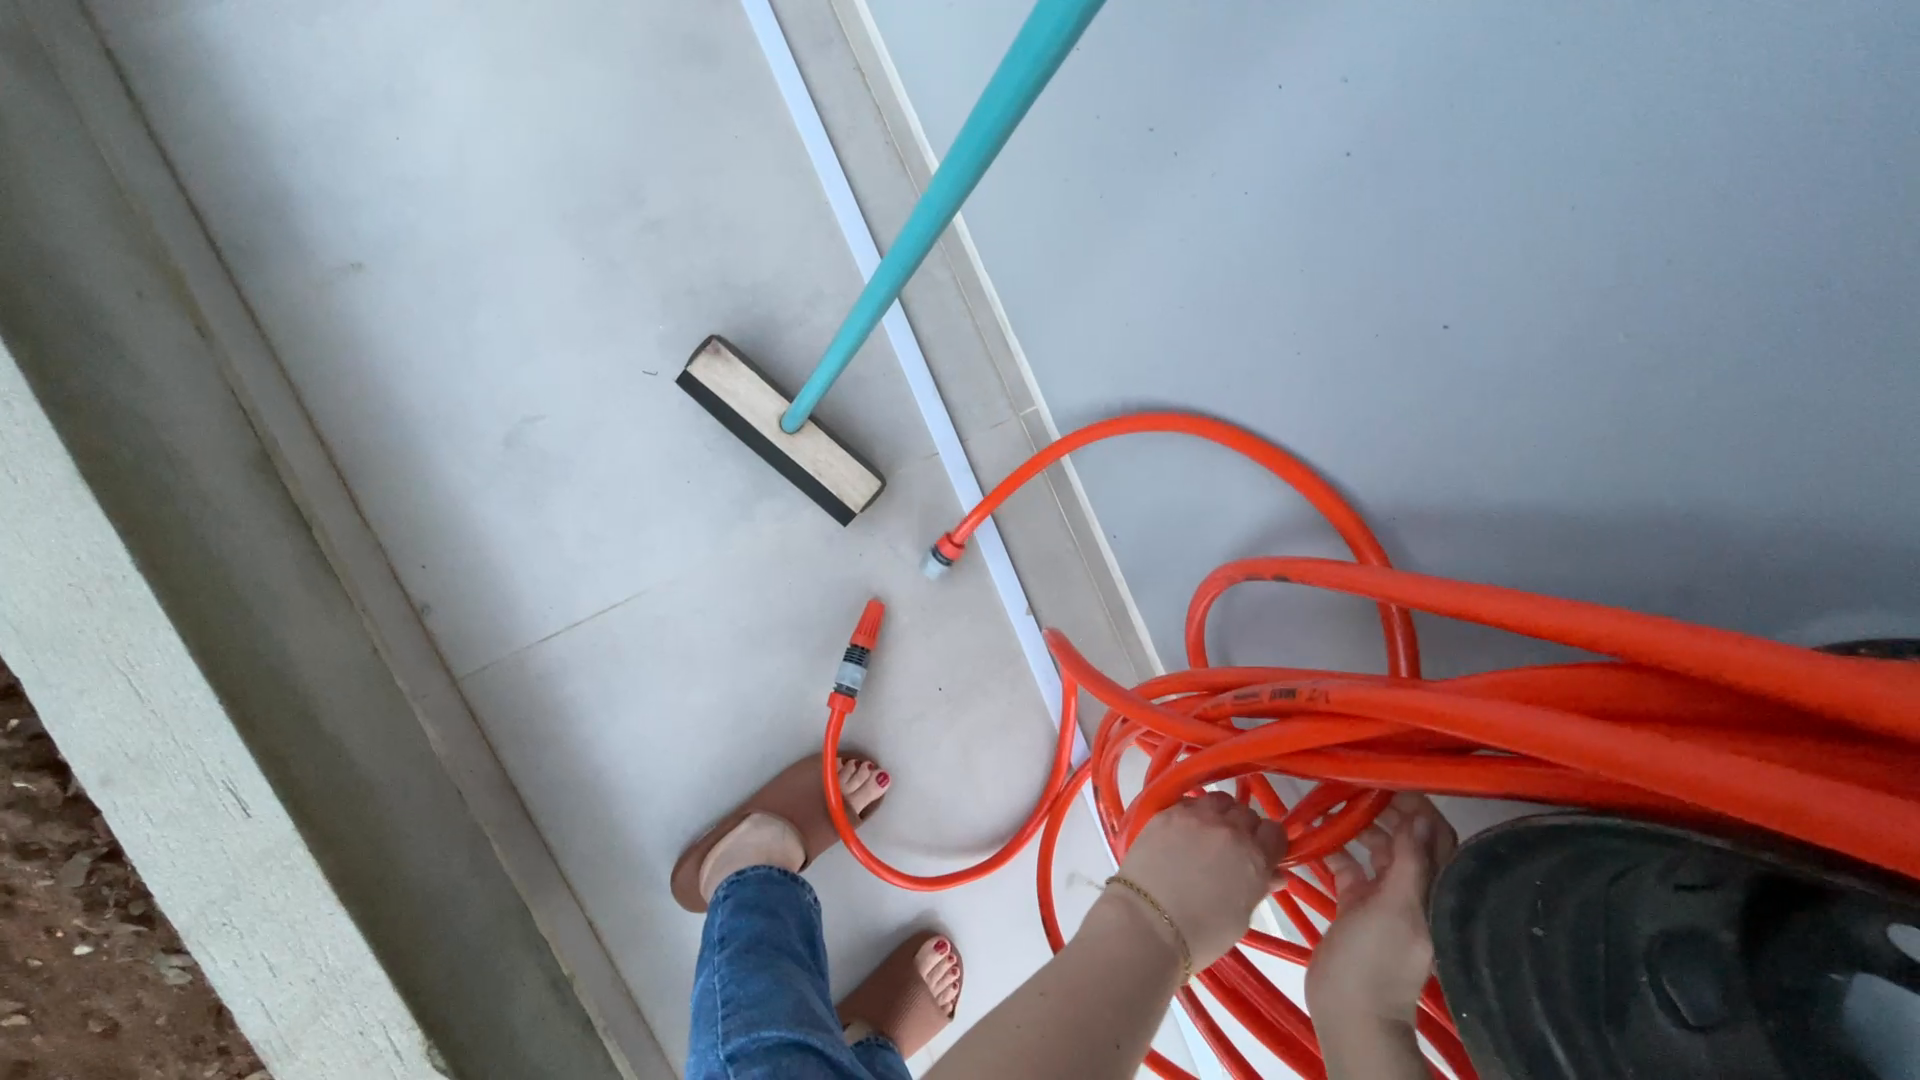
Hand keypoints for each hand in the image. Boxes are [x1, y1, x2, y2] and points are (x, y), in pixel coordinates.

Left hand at [1108, 791, 1287, 969]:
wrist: (1148, 923)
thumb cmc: (1201, 934)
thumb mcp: (1240, 918)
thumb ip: (1258, 888)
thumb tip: (1274, 874)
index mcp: (1254, 857)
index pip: (1275, 832)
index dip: (1270, 843)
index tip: (1262, 854)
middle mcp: (1229, 830)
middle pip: (1247, 813)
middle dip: (1245, 828)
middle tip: (1232, 848)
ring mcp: (1196, 817)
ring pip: (1219, 801)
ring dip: (1220, 814)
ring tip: (1209, 833)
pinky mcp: (1167, 813)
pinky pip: (1189, 802)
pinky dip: (1193, 812)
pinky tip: (1184, 830)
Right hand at [1306, 792, 1456, 1027]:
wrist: (1350, 1014)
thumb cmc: (1375, 962)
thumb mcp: (1393, 910)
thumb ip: (1410, 865)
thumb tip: (1421, 818)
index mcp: (1429, 891)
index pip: (1434, 837)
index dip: (1418, 807)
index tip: (1387, 779)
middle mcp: (1411, 890)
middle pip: (1405, 839)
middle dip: (1384, 810)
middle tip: (1352, 784)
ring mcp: (1382, 899)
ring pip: (1376, 850)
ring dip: (1356, 826)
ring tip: (1329, 804)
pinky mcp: (1355, 907)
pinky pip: (1348, 869)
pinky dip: (1334, 851)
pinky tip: (1312, 837)